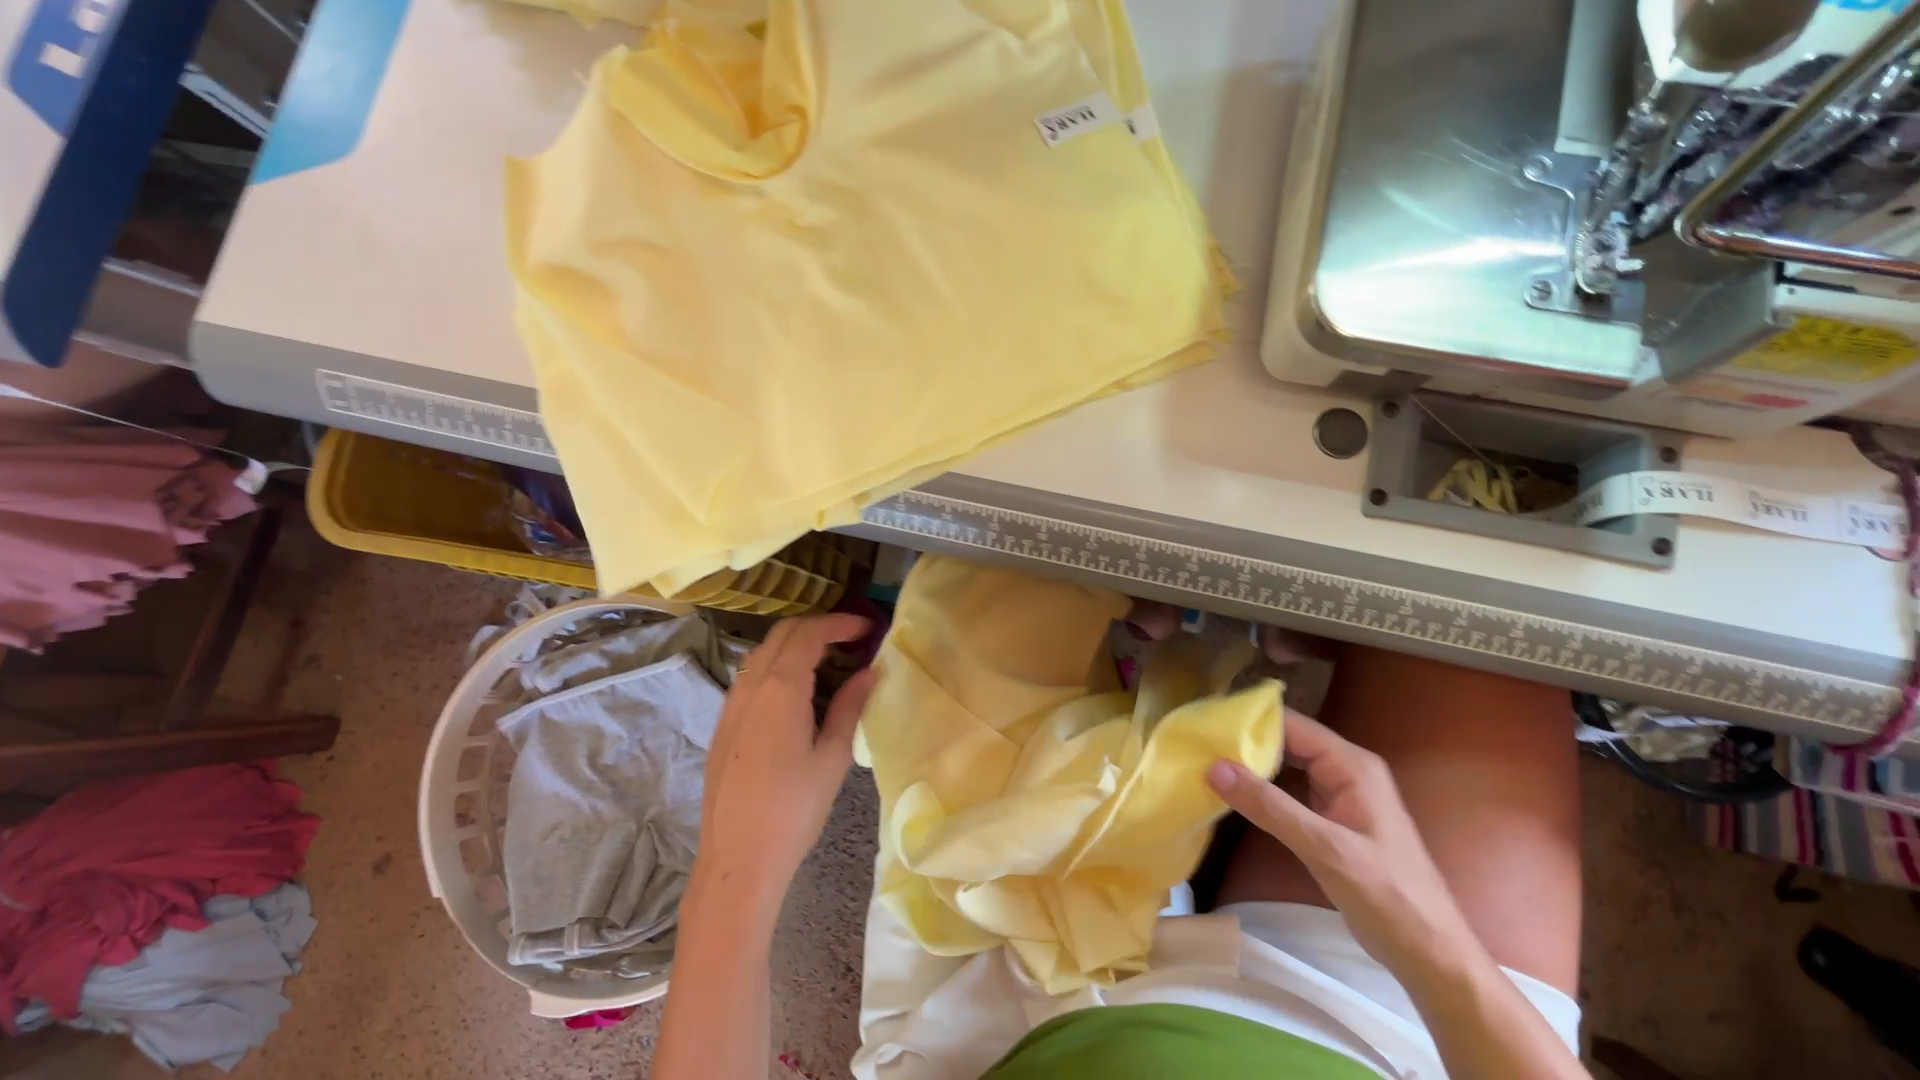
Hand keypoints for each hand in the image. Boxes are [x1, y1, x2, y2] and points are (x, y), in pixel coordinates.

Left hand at [696, 614, 876, 905]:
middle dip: (816, 627)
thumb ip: (850, 708)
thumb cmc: (794, 809)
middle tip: (850, 640)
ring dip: (793, 645)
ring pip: (761, 654)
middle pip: (781, 635)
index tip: (867, 627)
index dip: (839, 623)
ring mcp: (731, 705)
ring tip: (828, 662)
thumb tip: (869, 672)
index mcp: (780, 689)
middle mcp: (750, 686)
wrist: (738, 857)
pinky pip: (750, 677)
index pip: (809, 634)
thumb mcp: (833, 757)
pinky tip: (797, 693)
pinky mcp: (723, 725)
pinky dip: (776, 667)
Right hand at [1206, 713, 1477, 977]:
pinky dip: (1267, 790)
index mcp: (1353, 766)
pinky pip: (1295, 792)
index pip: (1294, 725)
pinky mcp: (1336, 822)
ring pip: (1291, 767)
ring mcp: (1344, 797)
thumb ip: (1269, 806)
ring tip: (1207, 762)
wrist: (1429, 952)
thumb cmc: (1385, 895)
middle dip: (1248, 741)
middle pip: (1291, 742)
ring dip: (1255, 766)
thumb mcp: (1323, 848)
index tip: (1206, 722)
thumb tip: (1214, 767)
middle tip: (1199, 743)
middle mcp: (1349, 772)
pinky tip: (1238, 796)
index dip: (1251, 720)